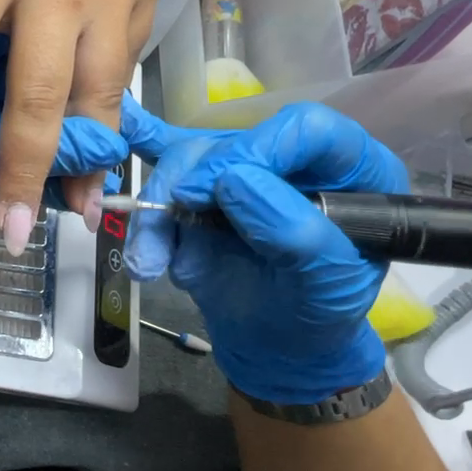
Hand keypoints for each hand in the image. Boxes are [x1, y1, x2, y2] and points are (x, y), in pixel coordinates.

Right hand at [122, 103, 409, 404]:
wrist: (271, 339)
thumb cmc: (313, 312)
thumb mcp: (325, 286)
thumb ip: (297, 235)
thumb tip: (235, 179)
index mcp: (347, 172)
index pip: (304, 131)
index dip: (254, 150)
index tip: (208, 192)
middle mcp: (288, 159)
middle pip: (225, 143)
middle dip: (183, 187)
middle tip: (163, 231)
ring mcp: (237, 168)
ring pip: (183, 161)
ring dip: (154, 213)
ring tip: (148, 264)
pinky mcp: (197, 181)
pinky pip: (162, 149)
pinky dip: (141, 143)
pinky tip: (124, 141)